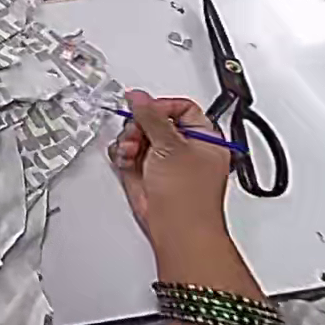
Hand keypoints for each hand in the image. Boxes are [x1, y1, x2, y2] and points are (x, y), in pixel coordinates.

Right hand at [108, 90, 230, 242]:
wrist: (176, 228)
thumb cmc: (188, 195)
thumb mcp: (170, 146)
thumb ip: (151, 117)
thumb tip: (139, 97)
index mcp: (203, 138)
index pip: (181, 108)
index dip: (160, 107)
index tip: (145, 110)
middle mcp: (183, 147)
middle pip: (153, 120)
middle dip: (139, 126)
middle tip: (137, 134)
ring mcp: (162, 160)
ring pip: (136, 135)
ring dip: (128, 140)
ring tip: (132, 151)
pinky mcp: (144, 171)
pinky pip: (126, 151)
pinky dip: (122, 154)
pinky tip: (126, 160)